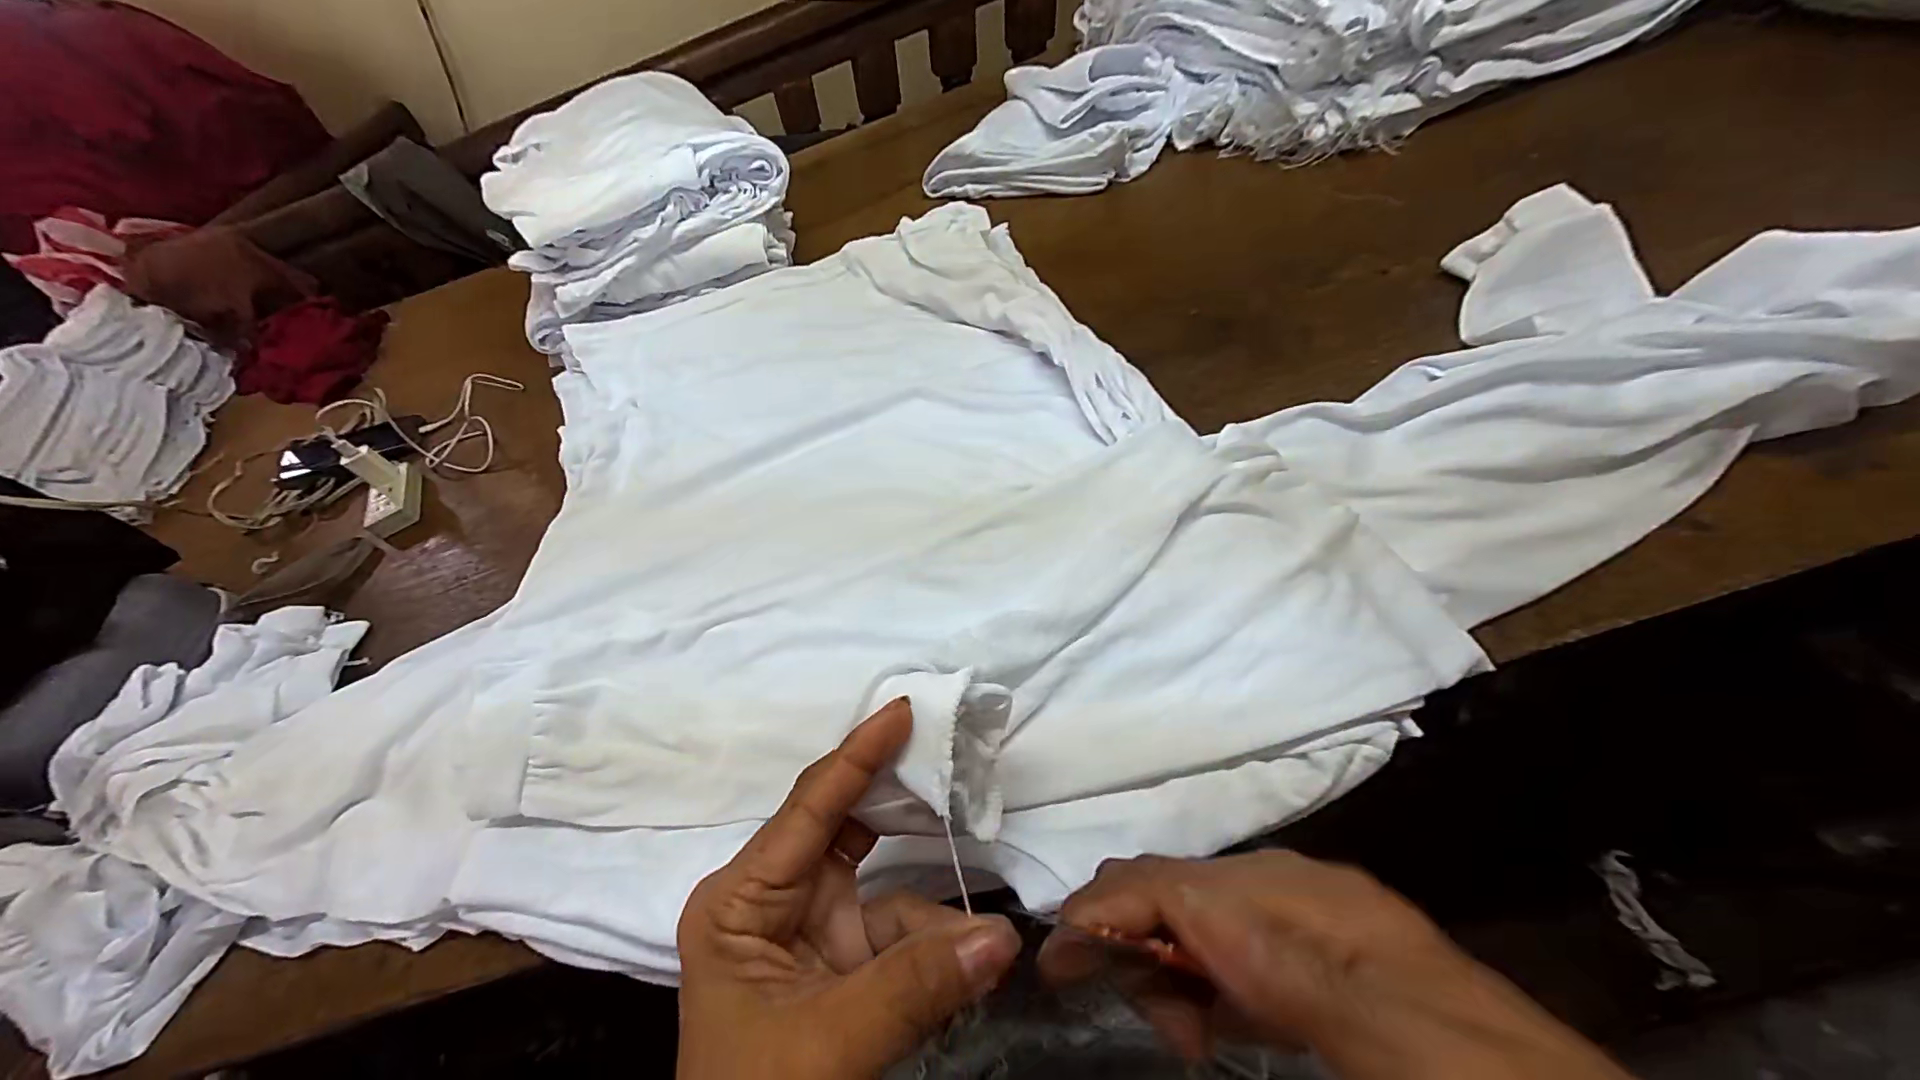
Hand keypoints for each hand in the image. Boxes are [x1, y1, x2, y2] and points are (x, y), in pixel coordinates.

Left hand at [676, 699, 1022, 1079]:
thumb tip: (1001, 938)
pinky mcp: (843, 962)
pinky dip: (936, 945)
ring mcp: (812, 928)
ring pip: (884, 885)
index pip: (810, 806)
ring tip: (979, 933)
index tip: (903, 709)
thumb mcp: (826, 1046)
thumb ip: (913, 987)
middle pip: (846, 828)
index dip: (859, 754)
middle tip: (948, 760)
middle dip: (899, 802)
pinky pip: (899, 932)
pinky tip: (967, 963)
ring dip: (932, 908)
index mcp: (742, 899)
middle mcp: (774, 897)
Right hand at [1038, 851, 1634, 1079]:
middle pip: (1181, 889)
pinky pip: (1234, 952)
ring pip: (1200, 916)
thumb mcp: (1379, 1031)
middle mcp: (1301, 893)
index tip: (1053, 957)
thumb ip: (1283, 970)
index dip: (1108, 910)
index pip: (1179, 881)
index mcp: (1308, 899)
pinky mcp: (1322, 963)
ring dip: (1163, 962)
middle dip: (1129, 935)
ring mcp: (1314, 924)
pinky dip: (1202, 980)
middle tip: (1120, 1011)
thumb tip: (1183, 920)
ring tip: (1172, 1031)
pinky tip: (1204, 1018)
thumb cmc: (1476, 1074)